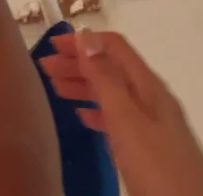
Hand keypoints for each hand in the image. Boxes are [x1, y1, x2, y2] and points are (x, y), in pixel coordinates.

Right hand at [40, 30, 202, 195]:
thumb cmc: (157, 167)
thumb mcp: (126, 119)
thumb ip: (105, 78)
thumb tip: (85, 36)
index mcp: (148, 86)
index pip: (114, 47)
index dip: (84, 41)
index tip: (54, 45)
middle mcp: (152, 99)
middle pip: (112, 68)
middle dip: (78, 63)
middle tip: (46, 67)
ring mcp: (154, 126)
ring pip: (113, 94)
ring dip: (84, 85)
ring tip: (55, 88)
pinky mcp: (151, 150)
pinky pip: (118, 119)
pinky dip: (97, 111)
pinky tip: (83, 117)